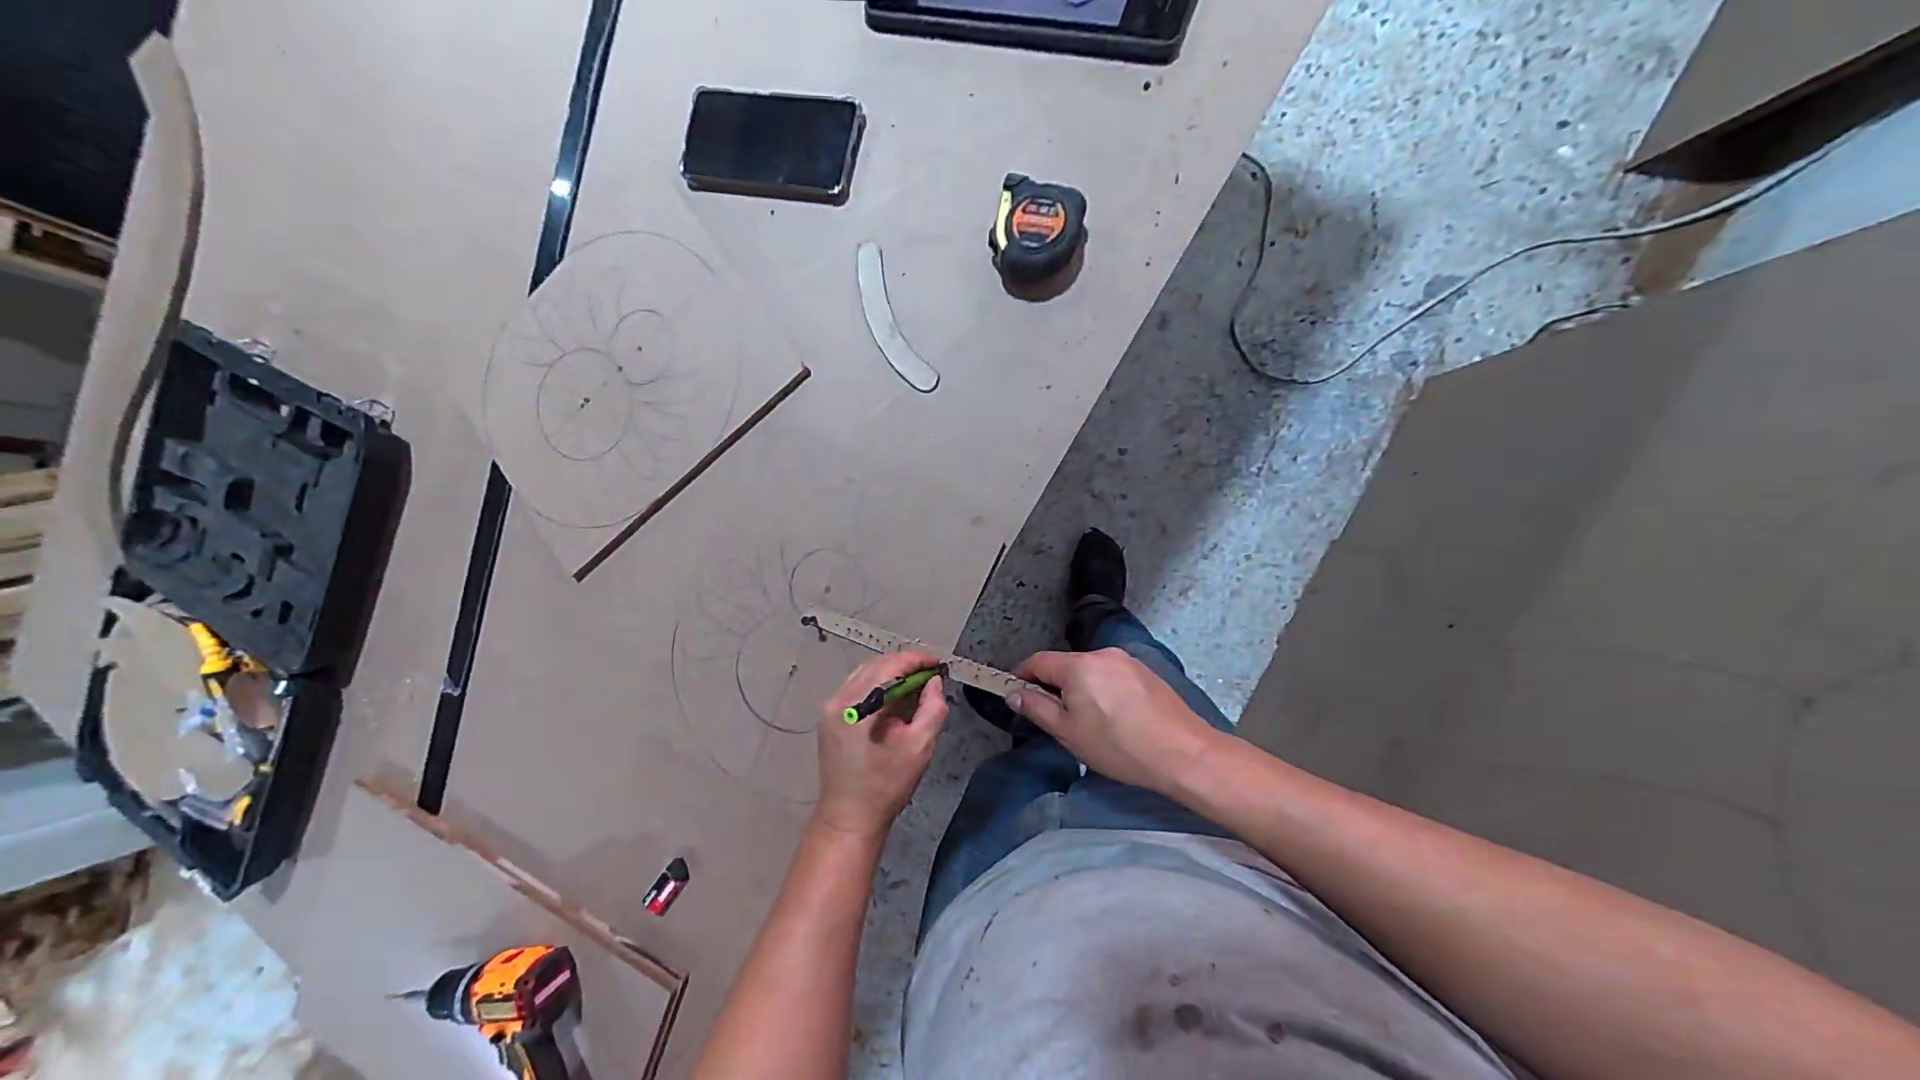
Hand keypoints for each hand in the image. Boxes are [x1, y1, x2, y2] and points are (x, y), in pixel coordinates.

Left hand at [814, 651, 948, 839]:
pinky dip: (879, 687)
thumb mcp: (919, 746)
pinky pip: (858, 690)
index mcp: (856, 704)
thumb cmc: (886, 785)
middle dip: (905, 666)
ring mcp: (830, 709)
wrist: (849, 818)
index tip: (939, 664)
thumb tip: (934, 682)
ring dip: (892, 675)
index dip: (916, 660)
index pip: (889, 666)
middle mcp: (838, 700)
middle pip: (875, 666)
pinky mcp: (830, 719)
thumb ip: (932, 708)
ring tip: (917, 685)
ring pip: (865, 675)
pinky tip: (896, 701)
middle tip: (932, 675)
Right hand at [1008, 648, 1220, 794]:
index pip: (1038, 661)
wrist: (1182, 753)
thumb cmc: (1119, 746)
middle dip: (1054, 686)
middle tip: (1054, 718)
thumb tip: (1015, 695)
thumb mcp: (1068, 733)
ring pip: (1090, 671)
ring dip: (1080, 689)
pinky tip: (1114, 718)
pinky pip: (1112, 676)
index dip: (1022, 676)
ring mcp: (1128, 662)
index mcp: (1079, 665)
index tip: (1015, 693)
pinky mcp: (1146, 673)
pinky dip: (1104, 691)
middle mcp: (1103, 654)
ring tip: (1087, 722)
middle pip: (1066, 665)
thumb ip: (1037, 709)